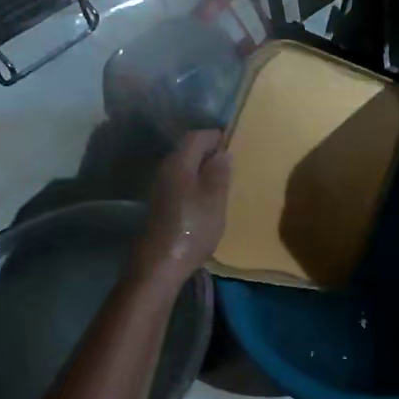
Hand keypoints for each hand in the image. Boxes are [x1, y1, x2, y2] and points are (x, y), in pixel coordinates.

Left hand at [135, 130, 230, 283]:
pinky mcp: (163, 204)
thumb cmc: (193, 227)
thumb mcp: (215, 199)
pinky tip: (210, 197)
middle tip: (235, 160)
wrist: (161, 263)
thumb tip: (223, 152)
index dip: (217, 135)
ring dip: (205, 168)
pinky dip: (198, 183)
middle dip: (211, 151)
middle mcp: (167, 169)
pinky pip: (183, 182)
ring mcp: (162, 187)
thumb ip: (219, 172)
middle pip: (189, 150)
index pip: (197, 136)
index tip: (237, 140)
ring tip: (227, 179)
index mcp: (179, 163)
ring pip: (186, 167)